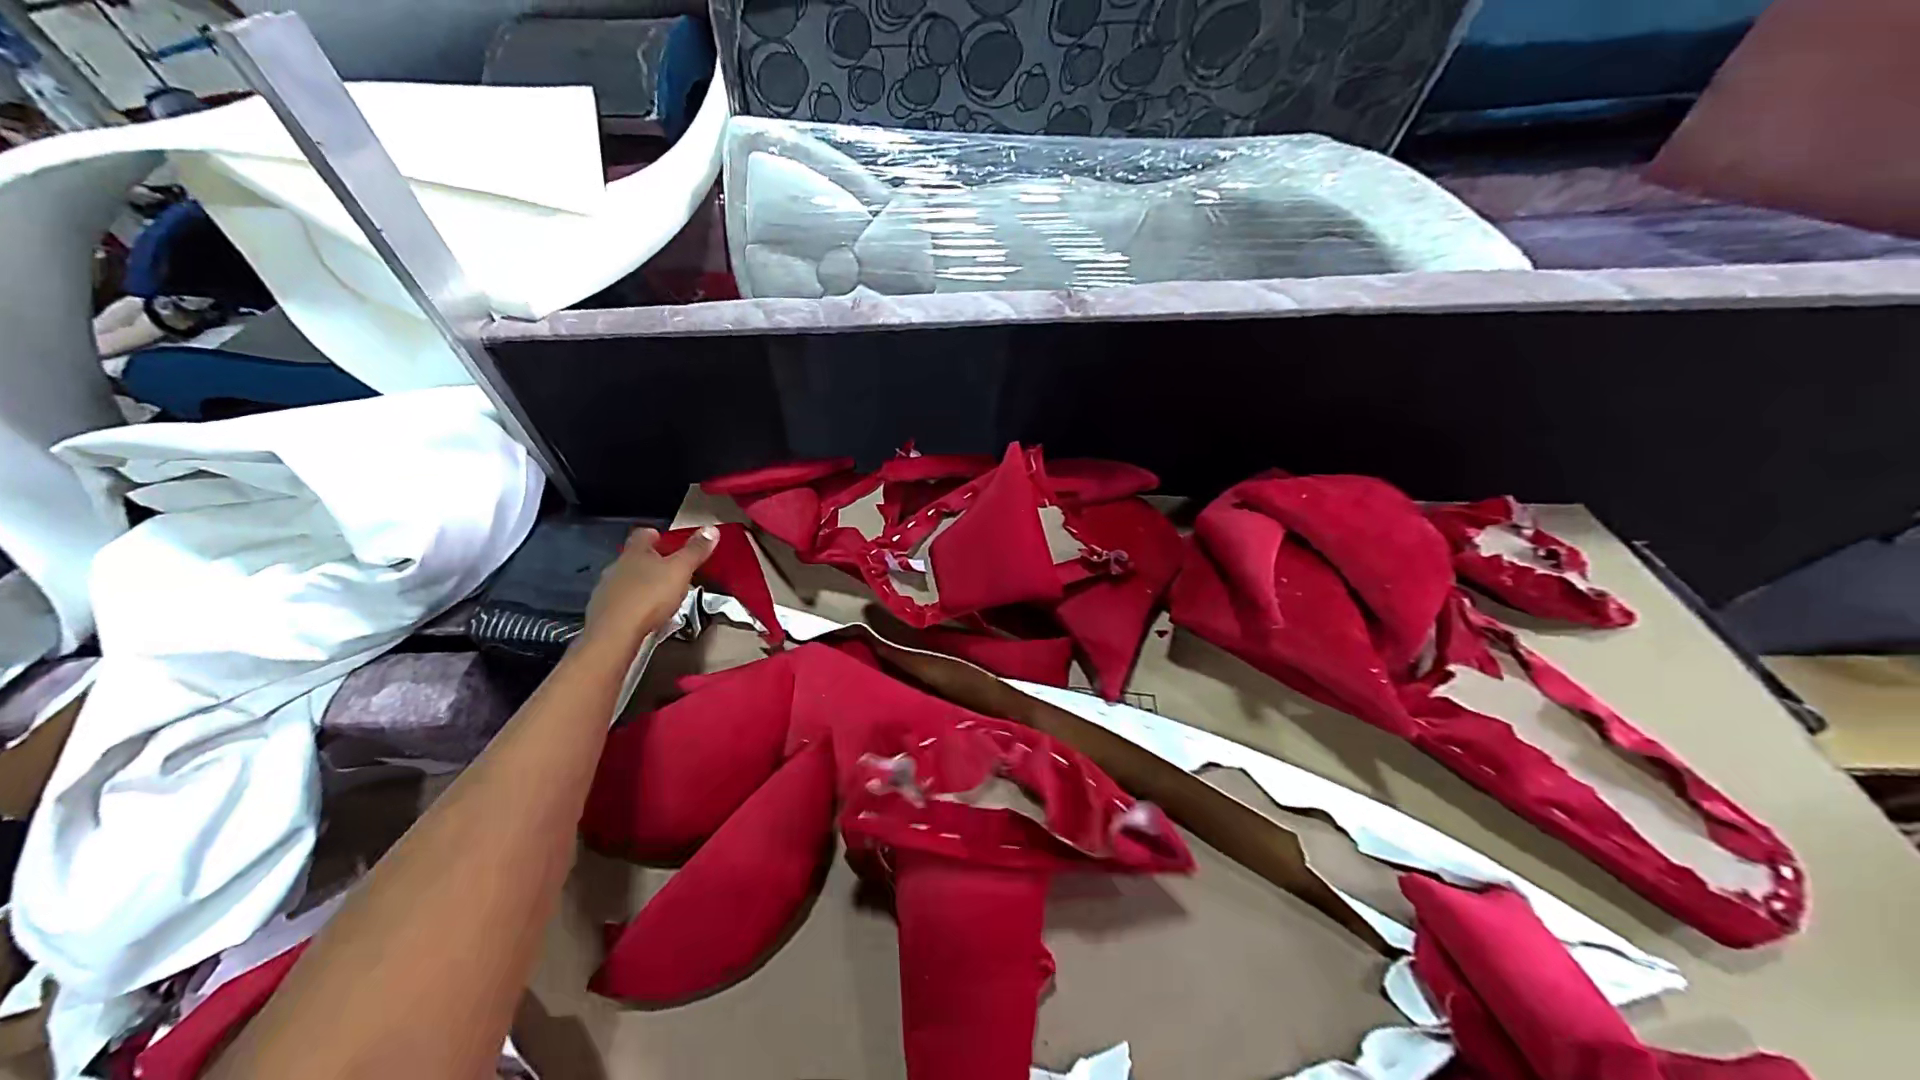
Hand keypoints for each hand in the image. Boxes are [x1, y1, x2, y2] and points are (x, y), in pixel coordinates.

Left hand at [581, 526, 717, 653]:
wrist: (615, 634)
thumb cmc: (650, 596)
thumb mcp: (680, 571)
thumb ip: (695, 551)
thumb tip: (711, 529)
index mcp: (635, 553)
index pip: (643, 535)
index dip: (654, 535)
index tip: (663, 538)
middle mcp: (616, 567)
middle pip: (633, 558)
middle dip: (649, 563)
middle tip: (668, 570)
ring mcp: (605, 590)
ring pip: (625, 581)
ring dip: (640, 585)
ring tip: (658, 596)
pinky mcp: (601, 613)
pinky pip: (619, 603)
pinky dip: (631, 605)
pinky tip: (643, 616)